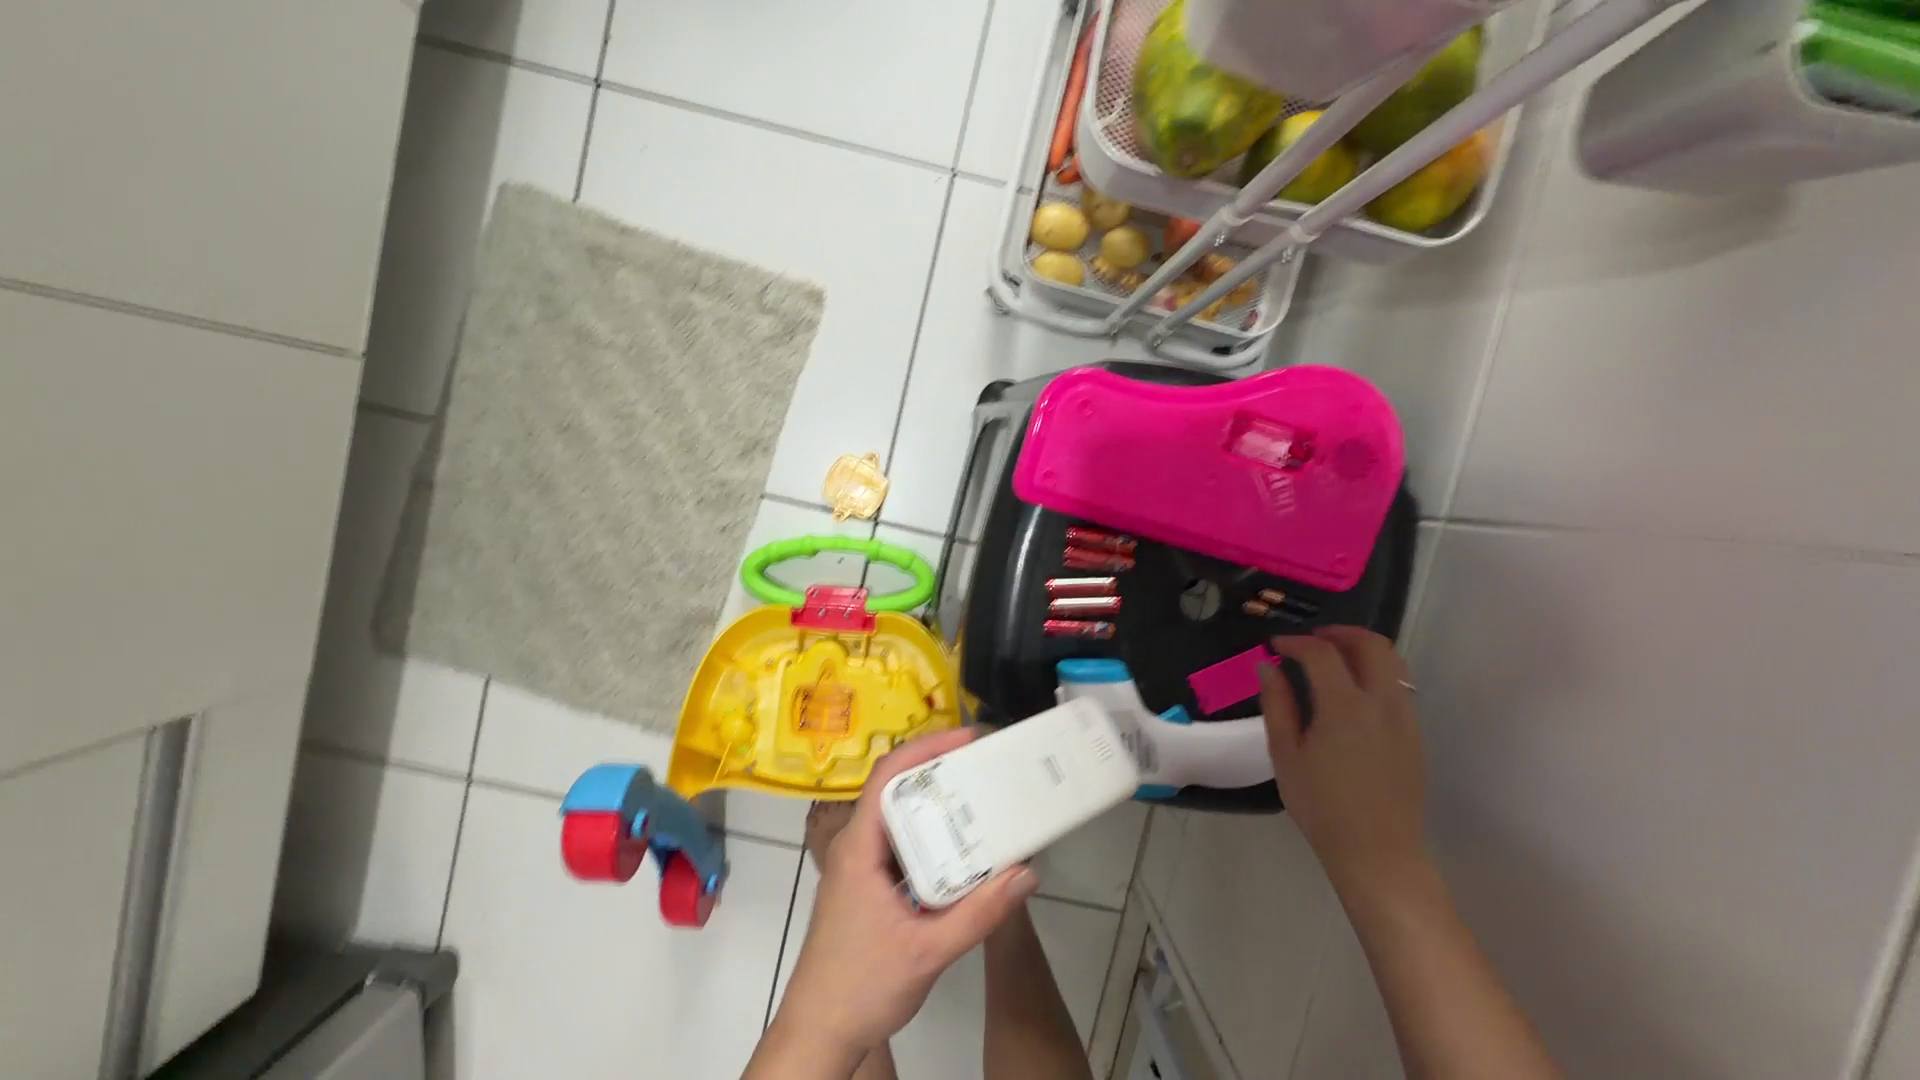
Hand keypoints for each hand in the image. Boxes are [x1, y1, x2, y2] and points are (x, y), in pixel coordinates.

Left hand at [774, 727, 1041, 1054]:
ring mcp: (859, 868)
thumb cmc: (861, 986)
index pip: (888, 776)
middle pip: (895, 791)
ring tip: (980, 800)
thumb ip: (978, 914)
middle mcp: (856, 847)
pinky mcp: (867, 888)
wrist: (819, 1032)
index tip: (967, 739)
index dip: (926, 749)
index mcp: (859, 848)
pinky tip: (962, 853)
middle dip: (939, 772)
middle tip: (985, 767)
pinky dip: (931, 839)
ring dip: (936, 807)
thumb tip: (1026, 873)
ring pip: (899, 820)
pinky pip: (901, 847)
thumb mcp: (928, 952)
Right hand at [1259, 626, 1427, 893]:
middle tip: (1312, 640)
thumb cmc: (1321, 806)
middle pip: (1371, 644)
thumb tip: (1268, 667)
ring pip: (1393, 662)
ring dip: (1363, 649)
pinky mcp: (1415, 734)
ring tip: (1335, 659)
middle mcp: (1382, 703)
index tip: (1276, 646)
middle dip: (1340, 633)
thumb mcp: (1286, 755)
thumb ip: (1277, 705)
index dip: (1296, 642)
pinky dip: (1377, 673)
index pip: (1321, 653)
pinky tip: (1353, 693)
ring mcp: (1405, 717)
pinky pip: (1399, 686)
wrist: (1376, 850)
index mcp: (1345, 706)